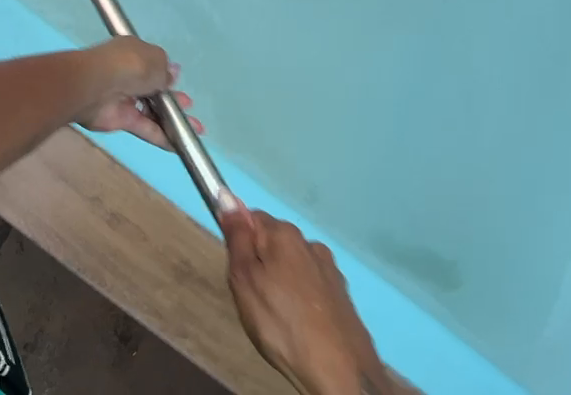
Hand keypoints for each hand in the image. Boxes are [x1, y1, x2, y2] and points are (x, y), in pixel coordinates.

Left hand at [74, 39, 202, 150]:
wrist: (96, 85)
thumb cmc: (129, 66)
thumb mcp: (156, 61)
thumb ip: (165, 71)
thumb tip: (172, 73)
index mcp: (132, 53)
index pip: (151, 64)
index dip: (165, 74)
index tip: (178, 82)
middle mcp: (127, 74)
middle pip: (152, 89)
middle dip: (172, 98)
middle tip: (188, 105)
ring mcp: (123, 98)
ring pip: (151, 110)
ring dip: (172, 120)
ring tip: (195, 128)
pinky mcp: (120, 119)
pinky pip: (145, 128)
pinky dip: (161, 136)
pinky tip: (179, 145)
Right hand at [218, 208, 392, 394]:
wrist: (340, 374)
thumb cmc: (280, 322)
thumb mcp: (243, 277)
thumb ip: (236, 236)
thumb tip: (226, 195)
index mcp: (284, 234)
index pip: (250, 218)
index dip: (240, 242)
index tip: (238, 270)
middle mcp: (311, 244)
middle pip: (273, 242)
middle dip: (260, 262)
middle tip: (253, 296)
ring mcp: (331, 271)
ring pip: (293, 265)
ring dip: (282, 281)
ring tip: (277, 315)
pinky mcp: (344, 297)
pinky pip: (311, 287)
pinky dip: (302, 299)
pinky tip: (299, 324)